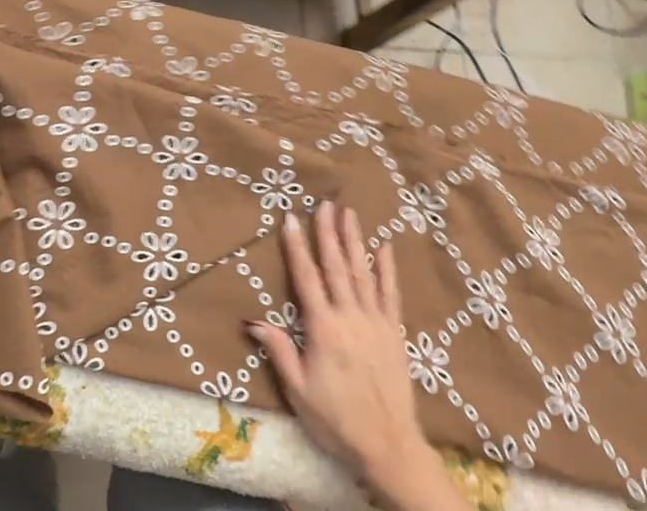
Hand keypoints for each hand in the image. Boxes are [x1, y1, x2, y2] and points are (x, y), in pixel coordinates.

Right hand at [250, 202, 464, 510]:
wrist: (387, 444)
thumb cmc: (335, 420)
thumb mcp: (298, 390)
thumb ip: (279, 351)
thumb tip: (252, 320)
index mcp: (323, 329)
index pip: (306, 279)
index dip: (297, 247)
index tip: (290, 219)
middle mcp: (350, 317)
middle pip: (336, 267)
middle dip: (328, 233)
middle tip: (323, 203)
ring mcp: (375, 322)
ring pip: (362, 272)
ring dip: (354, 240)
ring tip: (349, 212)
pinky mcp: (395, 332)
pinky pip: (390, 293)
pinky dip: (386, 268)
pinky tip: (384, 247)